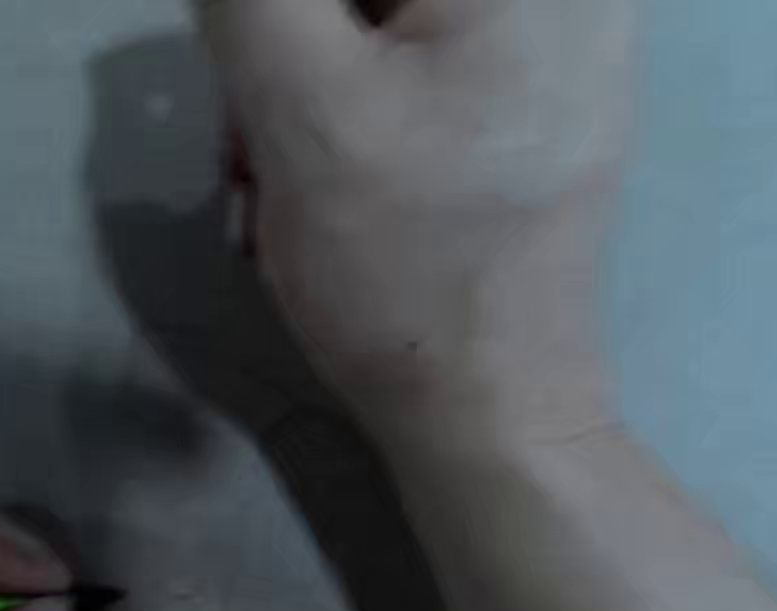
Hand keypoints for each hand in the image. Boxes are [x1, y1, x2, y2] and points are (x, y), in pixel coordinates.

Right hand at [200, 0, 634, 435]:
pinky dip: (334, 143)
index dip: (269, 26)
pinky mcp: (508, 123)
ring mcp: (534, 58)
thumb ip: (252, 1)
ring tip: (268, 206)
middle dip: (276, 68)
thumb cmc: (399, 273)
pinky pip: (396, 95)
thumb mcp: (307, 121)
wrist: (480, 405)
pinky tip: (310, 210)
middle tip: (244, 159)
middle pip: (359, 0)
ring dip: (291, 115)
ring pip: (366, 45)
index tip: (243, 88)